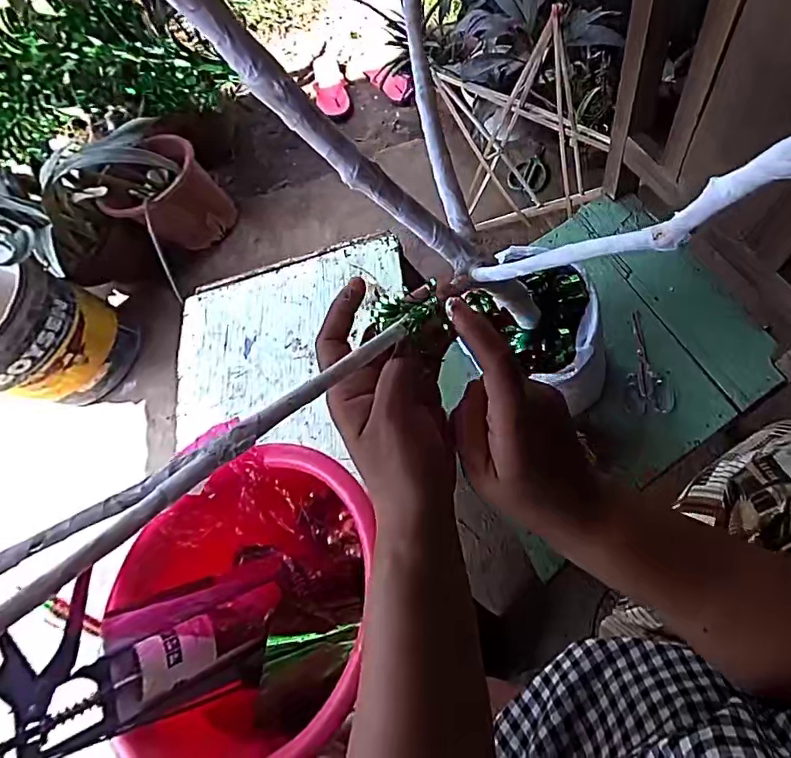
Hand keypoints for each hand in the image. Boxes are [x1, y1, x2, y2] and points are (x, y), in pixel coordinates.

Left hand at [316, 279, 454, 526]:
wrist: (423, 506)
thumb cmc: (398, 468)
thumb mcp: (392, 417)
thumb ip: (396, 374)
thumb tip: (405, 341)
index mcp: (348, 390)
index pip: (335, 341)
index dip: (343, 310)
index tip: (361, 285)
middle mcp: (369, 385)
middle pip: (380, 336)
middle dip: (402, 312)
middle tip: (431, 293)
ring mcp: (396, 389)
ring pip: (408, 345)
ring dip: (426, 324)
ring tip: (449, 303)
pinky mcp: (421, 396)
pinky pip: (428, 359)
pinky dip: (440, 342)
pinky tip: (455, 327)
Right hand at [448, 296, 606, 537]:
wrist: (581, 506)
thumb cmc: (529, 498)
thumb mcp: (481, 474)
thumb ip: (466, 424)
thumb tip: (472, 386)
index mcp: (517, 418)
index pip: (498, 361)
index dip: (477, 330)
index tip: (455, 307)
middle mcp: (537, 396)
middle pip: (495, 371)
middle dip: (478, 395)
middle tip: (479, 440)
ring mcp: (548, 393)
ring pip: (503, 382)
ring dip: (493, 404)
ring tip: (502, 450)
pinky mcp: (552, 395)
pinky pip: (515, 389)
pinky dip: (505, 407)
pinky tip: (515, 443)